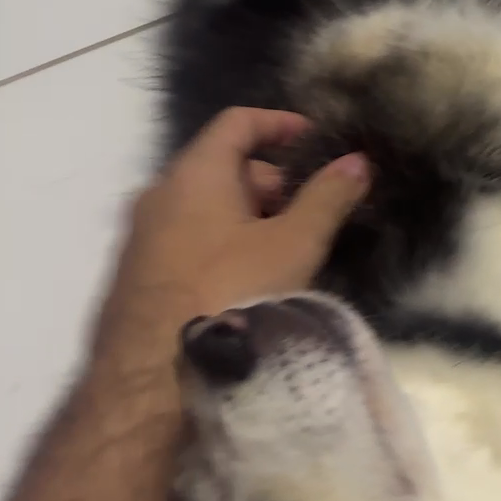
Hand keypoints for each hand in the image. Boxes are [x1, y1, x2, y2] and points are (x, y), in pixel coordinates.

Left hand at [94, 107, 369, 371]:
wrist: (151, 377)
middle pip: (226, 165)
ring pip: (211, 203)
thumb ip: (330, 195)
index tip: (320, 140)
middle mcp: (159, 199)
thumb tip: (357, 161)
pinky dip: (234, 236)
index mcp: (193, 178)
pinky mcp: (143, 275)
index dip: (282, 123)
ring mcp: (145, 239)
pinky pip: (196, 234)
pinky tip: (262, 271)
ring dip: (258, 211)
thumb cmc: (230, 288)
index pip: (236, 124)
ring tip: (298, 242)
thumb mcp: (297, 240)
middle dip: (279, 177)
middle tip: (319, 204)